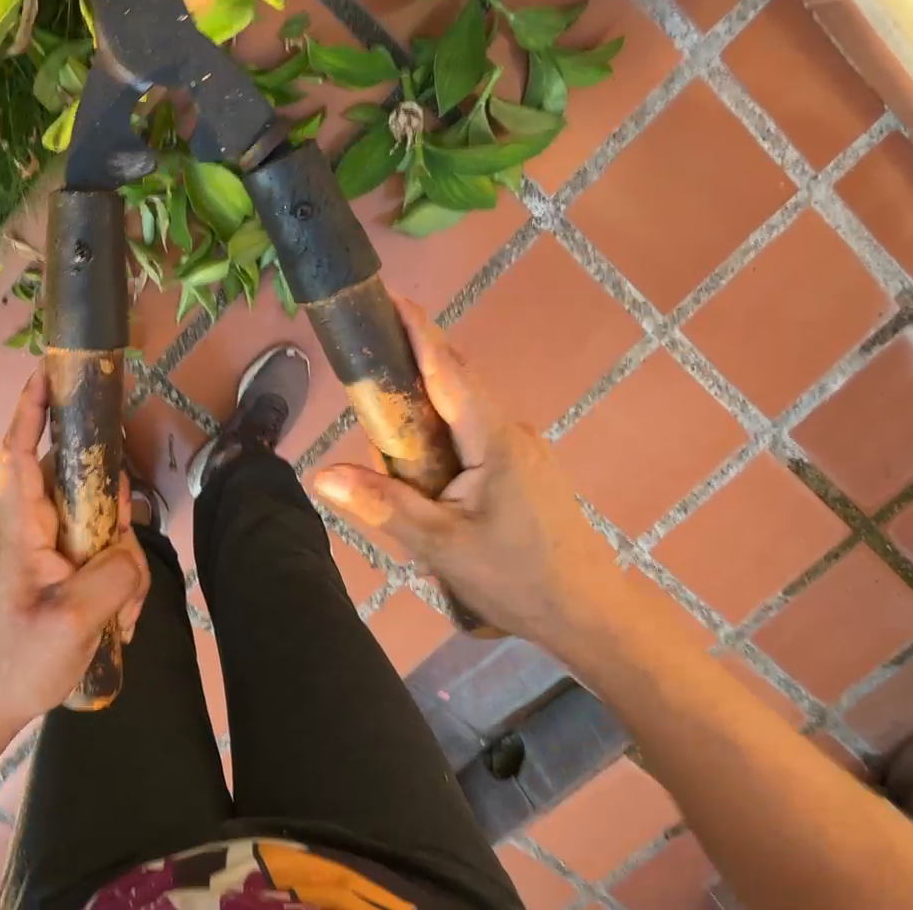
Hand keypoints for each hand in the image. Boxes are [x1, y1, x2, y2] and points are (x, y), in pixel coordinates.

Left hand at [0, 372, 148, 726]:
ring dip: (121, 559)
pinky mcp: (69, 568)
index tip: (46, 372)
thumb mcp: (72, 621)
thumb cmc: (21, 658)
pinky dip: (123, 580)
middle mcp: (37, 526)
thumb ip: (112, 576)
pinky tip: (122, 620)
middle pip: (76, 480)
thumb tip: (131, 547)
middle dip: (108, 498)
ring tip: (122, 609)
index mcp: (23, 527)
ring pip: (101, 521)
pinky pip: (108, 554)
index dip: (30, 409)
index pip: (19, 452)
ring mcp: (55, 547)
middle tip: (123, 527)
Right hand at [311, 295, 625, 646]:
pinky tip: (421, 458)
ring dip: (426, 401)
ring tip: (381, 410)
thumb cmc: (517, 577)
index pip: (449, 371)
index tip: (391, 297)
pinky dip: (442, 429)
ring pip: (465, 412)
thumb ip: (383, 504)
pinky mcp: (524, 471)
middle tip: (368, 348)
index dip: (418, 331)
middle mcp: (512, 433)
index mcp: (493, 440)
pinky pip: (475, 434)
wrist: (591, 614)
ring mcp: (523, 451)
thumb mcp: (440, 545)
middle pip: (457, 382)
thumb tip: (321, 474)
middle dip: (415, 357)